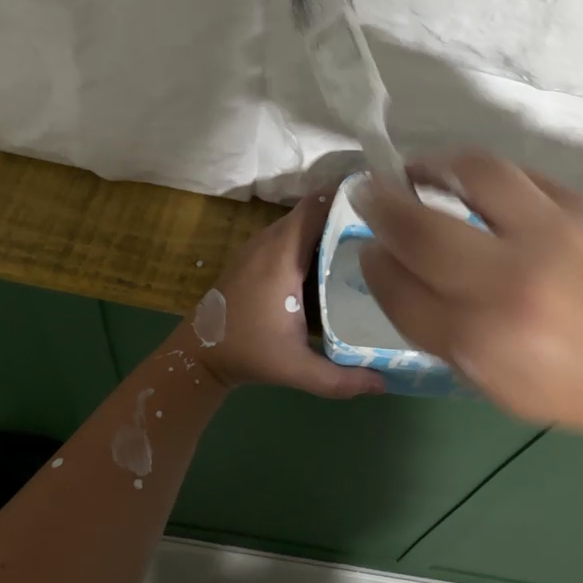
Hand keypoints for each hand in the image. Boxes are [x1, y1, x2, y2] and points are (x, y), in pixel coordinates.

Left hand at [190, 188, 384, 398]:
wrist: (198, 355)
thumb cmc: (249, 354)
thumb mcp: (297, 369)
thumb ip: (341, 379)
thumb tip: (384, 383)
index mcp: (283, 255)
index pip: (317, 205)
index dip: (346, 200)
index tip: (378, 211)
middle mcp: (271, 241)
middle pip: (314, 211)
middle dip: (345, 215)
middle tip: (380, 232)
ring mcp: (259, 245)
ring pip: (301, 222)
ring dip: (328, 228)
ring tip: (363, 244)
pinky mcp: (254, 255)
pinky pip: (289, 235)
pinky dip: (311, 240)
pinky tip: (331, 263)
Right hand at [355, 151, 582, 438]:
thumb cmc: (582, 388)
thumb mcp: (501, 385)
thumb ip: (444, 331)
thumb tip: (398, 272)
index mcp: (487, 343)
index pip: (402, 291)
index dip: (375, 266)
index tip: (368, 249)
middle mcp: (514, 283)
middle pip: (421, 229)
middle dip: (382, 205)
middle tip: (369, 192)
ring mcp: (554, 234)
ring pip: (473, 174)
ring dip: (432, 164)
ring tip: (418, 169)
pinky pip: (521, 176)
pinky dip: (486, 176)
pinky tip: (476, 184)